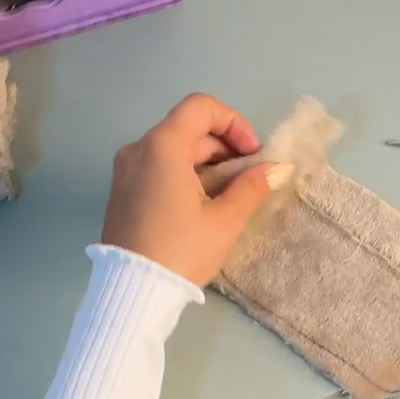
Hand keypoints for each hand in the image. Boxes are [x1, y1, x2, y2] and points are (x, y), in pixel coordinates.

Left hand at [102, 93, 270, 286]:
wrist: (133, 291)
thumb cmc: (181, 251)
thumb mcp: (224, 221)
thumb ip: (252, 188)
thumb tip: (277, 168)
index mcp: (162, 146)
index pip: (201, 108)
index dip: (234, 123)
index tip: (252, 154)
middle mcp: (138, 149)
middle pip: (188, 128)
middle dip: (224, 146)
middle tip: (249, 177)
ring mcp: (125, 170)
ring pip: (173, 149)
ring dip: (206, 161)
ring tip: (229, 194)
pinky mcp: (122, 192)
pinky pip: (158, 168)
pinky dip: (185, 173)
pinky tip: (202, 204)